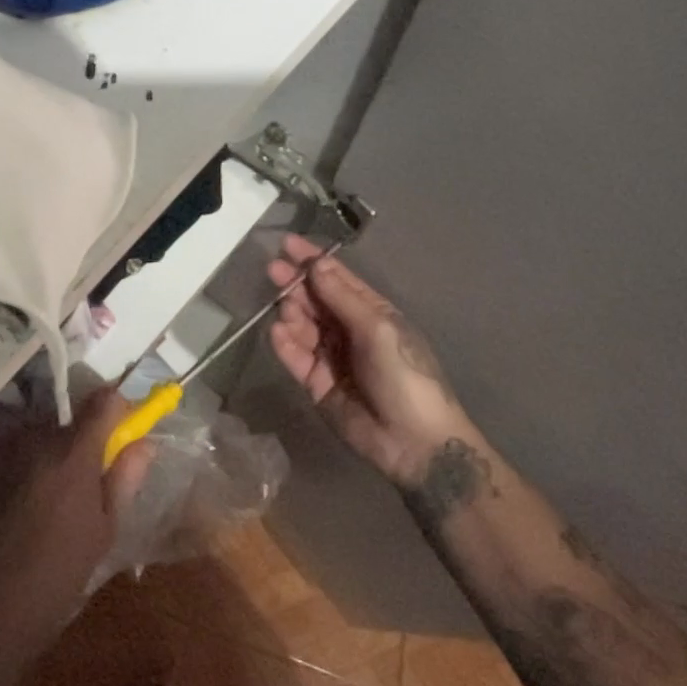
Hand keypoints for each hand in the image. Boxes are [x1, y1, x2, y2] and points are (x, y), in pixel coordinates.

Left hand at [0, 389, 152, 685]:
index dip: (119, 406)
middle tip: (87, 481)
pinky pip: (14, 453)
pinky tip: (23, 506)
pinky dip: (25, 468)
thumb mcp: (104, 531)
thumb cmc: (58, 573)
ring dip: (51, 455)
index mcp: (73, 454)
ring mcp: (4, 450)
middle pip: (69, 422)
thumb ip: (124, 478)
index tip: (127, 422)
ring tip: (51, 500)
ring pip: (39, 437)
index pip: (103, 402)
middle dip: (82, 442)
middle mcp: (36, 439)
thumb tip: (144, 443)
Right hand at [267, 234, 476, 486]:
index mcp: (372, 314)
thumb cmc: (405, 375)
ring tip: (284, 308)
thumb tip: (316, 266)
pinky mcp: (316, 384)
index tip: (287, 244)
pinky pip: (295, 358)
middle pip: (315, 301)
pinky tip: (279, 333)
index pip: (338, 280)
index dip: (313, 261)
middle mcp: (349, 331)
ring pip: (302, 327)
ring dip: (291, 313)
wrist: (414, 441)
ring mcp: (331, 358)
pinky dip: (285, 345)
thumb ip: (342, 298)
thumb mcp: (378, 329)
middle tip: (272, 270)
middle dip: (295, 284)